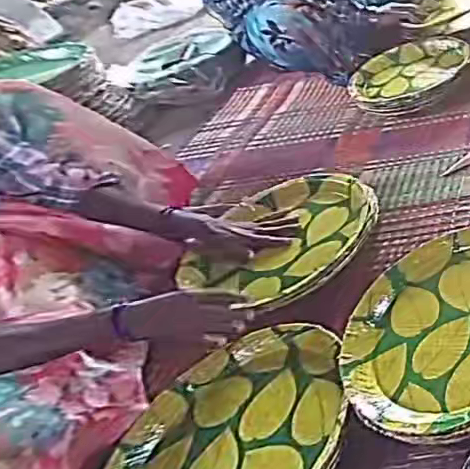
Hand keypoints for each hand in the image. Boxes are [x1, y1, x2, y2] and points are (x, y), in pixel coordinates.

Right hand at [116, 290, 253, 345]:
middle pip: (221, 310)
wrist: (133, 319)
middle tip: (251, 313)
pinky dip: (212, 340)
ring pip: (215, 324)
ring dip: (229, 326)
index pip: (220, 295)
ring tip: (240, 327)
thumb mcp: (179, 295)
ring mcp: (186, 322)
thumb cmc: (157, 305)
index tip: (250, 299)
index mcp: (191, 295)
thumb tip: (222, 299)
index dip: (237, 297)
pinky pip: (200, 339)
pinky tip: (222, 342)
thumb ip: (199, 297)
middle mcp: (191, 307)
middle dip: (238, 312)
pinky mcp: (179, 336)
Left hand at [167, 209, 298, 261]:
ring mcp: (230, 224)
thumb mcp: (208, 245)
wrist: (169, 222)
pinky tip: (261, 214)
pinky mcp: (222, 223)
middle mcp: (236, 228)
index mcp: (234, 235)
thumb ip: (230, 251)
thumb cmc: (185, 234)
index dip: (277, 240)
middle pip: (264, 226)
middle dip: (283, 225)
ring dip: (275, 219)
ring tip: (291, 215)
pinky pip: (246, 220)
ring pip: (258, 222)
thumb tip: (252, 255)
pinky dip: (258, 216)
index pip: (261, 238)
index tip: (293, 241)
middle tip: (300, 220)